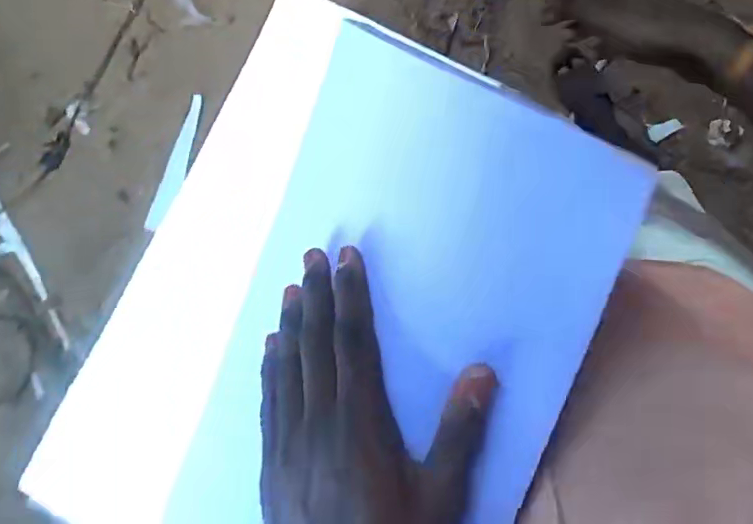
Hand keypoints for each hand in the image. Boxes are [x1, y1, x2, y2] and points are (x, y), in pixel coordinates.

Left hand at [262, 247, 498, 523]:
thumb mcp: (438, 496)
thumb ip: (459, 433)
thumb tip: (483, 370)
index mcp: (360, 420)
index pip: (354, 340)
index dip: (351, 295)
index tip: (347, 258)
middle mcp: (320, 422)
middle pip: (317, 344)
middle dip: (316, 295)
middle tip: (311, 255)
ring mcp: (290, 445)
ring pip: (289, 368)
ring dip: (290, 323)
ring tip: (290, 288)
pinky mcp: (272, 468)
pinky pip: (269, 404)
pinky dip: (269, 368)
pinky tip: (269, 349)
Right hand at [535, 0, 746, 84]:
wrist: (696, 44)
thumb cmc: (645, 28)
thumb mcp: (603, 15)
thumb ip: (570, 0)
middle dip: (564, 7)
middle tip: (544, 22)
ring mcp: (634, 12)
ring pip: (600, 15)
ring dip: (582, 24)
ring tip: (565, 38)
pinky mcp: (646, 32)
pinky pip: (616, 33)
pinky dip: (601, 40)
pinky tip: (596, 53)